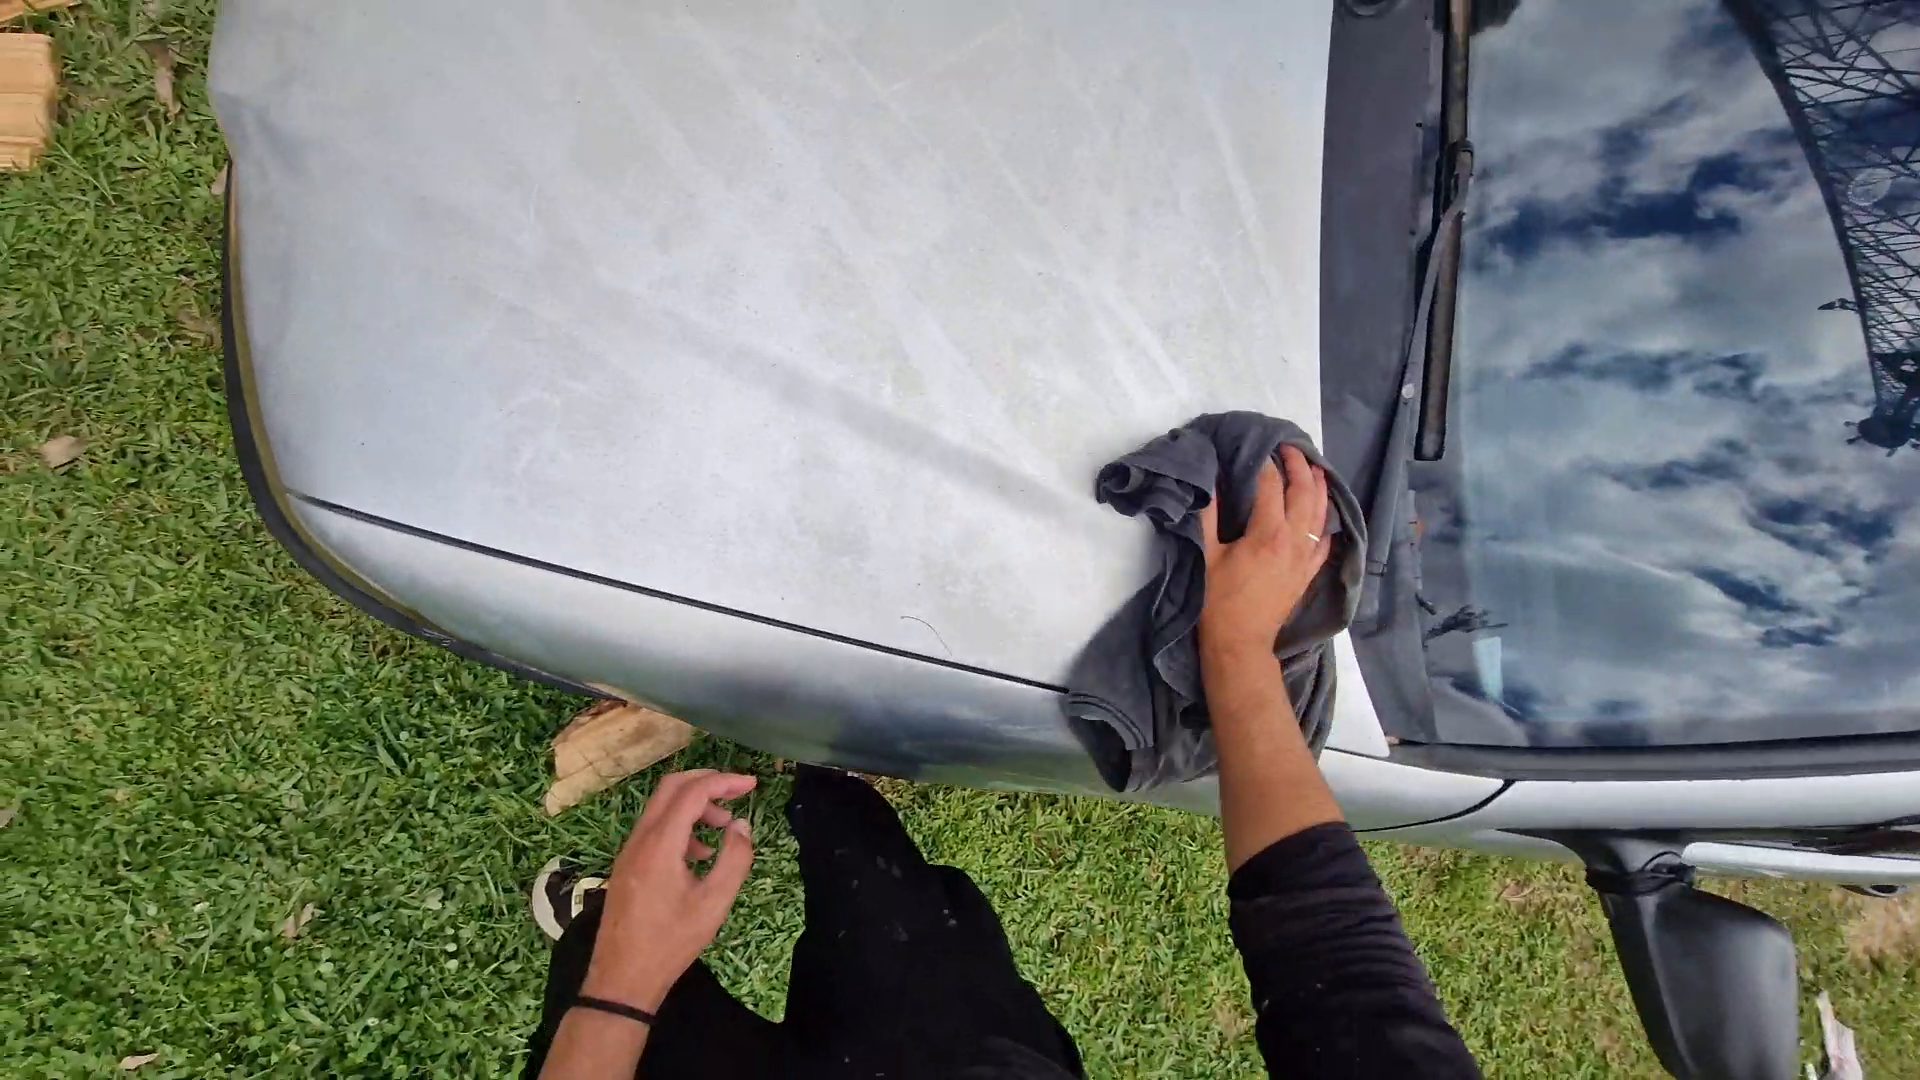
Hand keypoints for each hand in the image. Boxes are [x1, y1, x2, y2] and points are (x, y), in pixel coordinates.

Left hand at [580, 770, 756, 1010]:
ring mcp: (629, 852)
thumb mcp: (714, 902)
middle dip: (708, 781)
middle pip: (672, 787)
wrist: (621, 982)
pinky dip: (682, 824)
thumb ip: (735, 857)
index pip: (693, 792)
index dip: (725, 781)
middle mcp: (640, 839)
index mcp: (660, 844)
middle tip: (738, 790)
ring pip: (663, 806)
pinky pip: (656, 828)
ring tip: (724, 826)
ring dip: (696, 804)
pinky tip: (701, 853)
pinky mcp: (628, 865)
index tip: (752, 784)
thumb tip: (741, 825)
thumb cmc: (671, 942)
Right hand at [1198, 445, 1332, 657]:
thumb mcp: (1207, 556)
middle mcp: (1295, 541)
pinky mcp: (1309, 572)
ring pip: (1321, 513)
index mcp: (1268, 534)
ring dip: (1319, 486)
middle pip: (1304, 493)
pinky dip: (1328, 520)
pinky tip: (1327, 511)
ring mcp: (1306, 558)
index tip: (1259, 448)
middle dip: (1298, 466)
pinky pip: (1327, 539)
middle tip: (1290, 447)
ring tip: (1314, 466)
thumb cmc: (1218, 600)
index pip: (1271, 488)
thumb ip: (1209, 517)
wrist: (1240, 642)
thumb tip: (1212, 483)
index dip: (1265, 465)